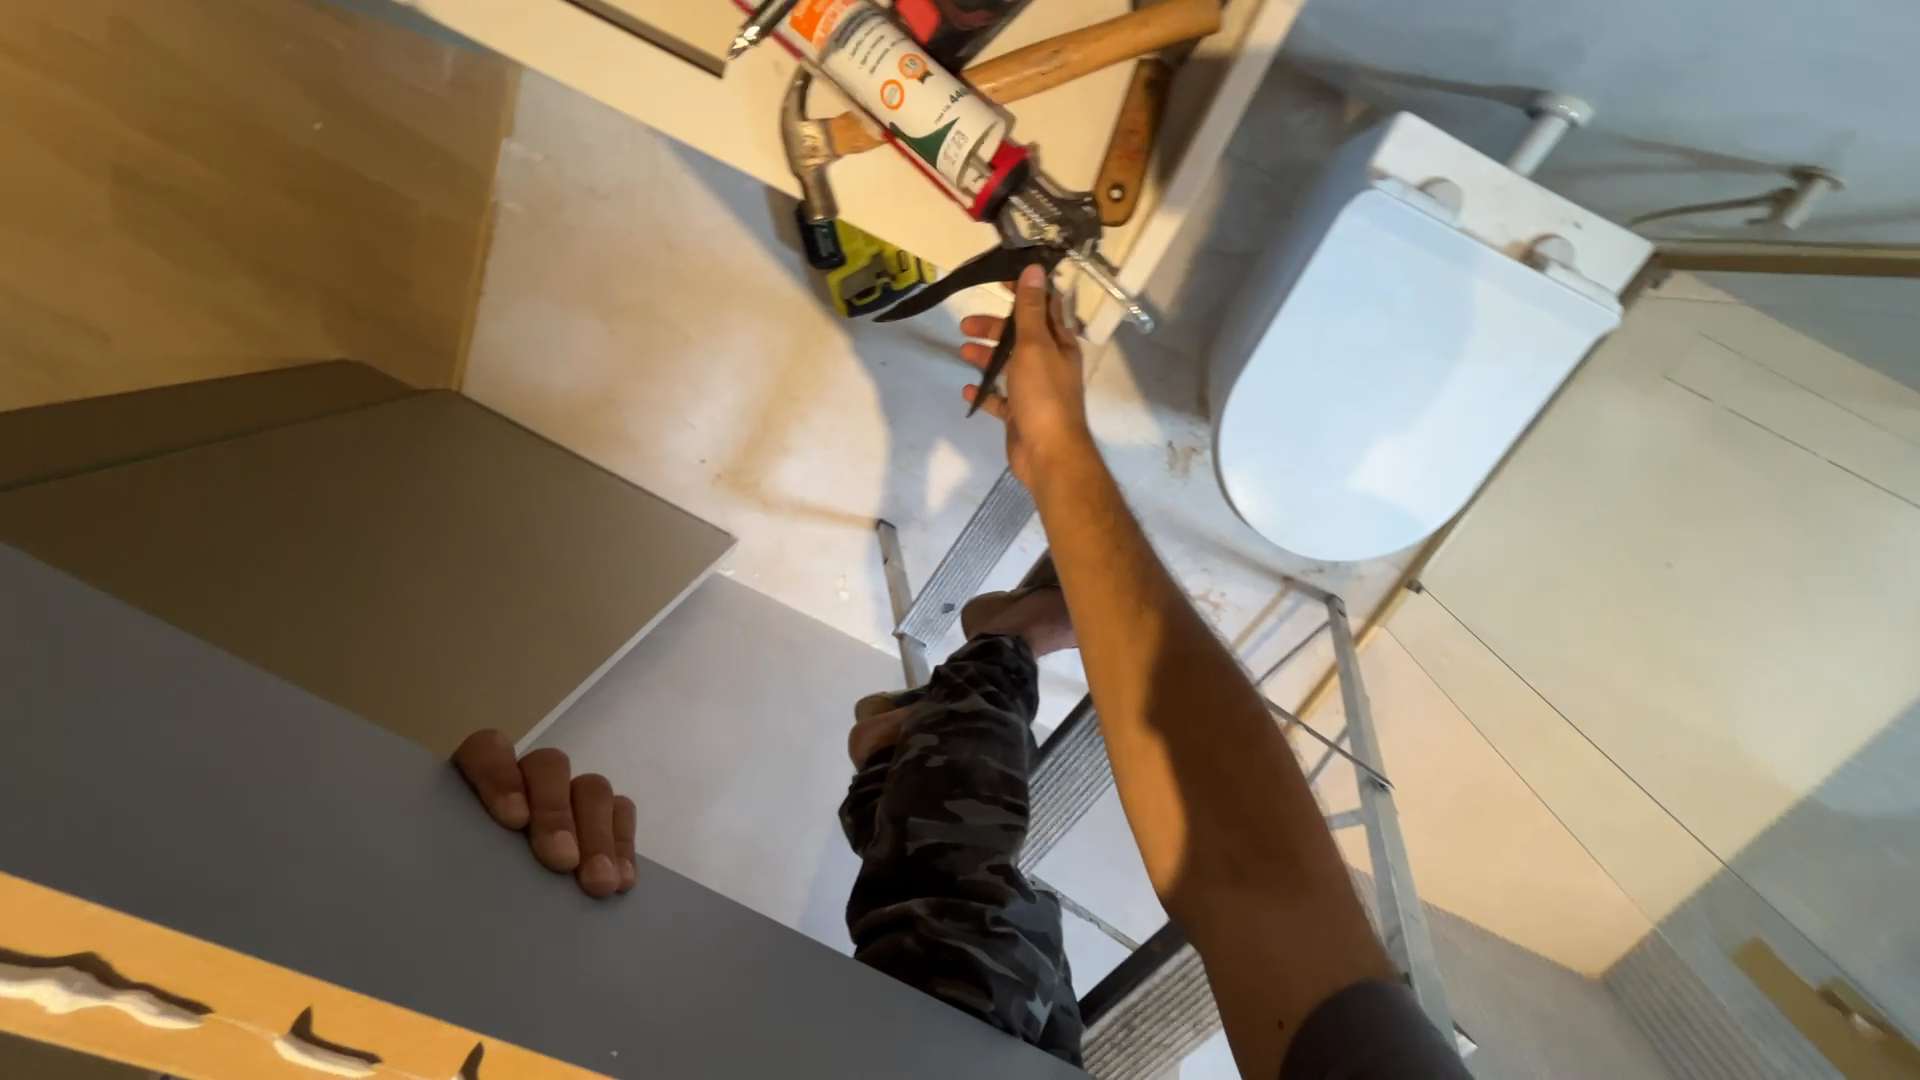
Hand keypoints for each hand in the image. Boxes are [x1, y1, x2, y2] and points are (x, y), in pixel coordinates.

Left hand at [452, 730, 636, 898]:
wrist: (482, 932)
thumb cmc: (448, 900)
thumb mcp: (439, 882)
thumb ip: (446, 874)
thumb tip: (434, 905)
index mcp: (471, 785)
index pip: (487, 751)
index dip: (500, 777)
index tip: (512, 821)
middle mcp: (524, 780)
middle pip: (549, 767)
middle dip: (557, 813)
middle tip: (562, 862)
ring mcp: (567, 794)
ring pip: (591, 788)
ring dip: (597, 834)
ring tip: (599, 884)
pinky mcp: (599, 815)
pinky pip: (621, 811)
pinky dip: (622, 845)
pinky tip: (622, 881)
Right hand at [959, 264, 1094, 490]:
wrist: (1048, 453)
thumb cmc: (1043, 395)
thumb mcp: (1035, 345)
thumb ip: (1030, 310)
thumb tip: (1035, 269)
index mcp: (1059, 344)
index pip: (1043, 307)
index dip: (1023, 291)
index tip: (997, 279)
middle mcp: (1050, 364)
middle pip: (1019, 337)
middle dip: (994, 328)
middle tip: (965, 325)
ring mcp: (1034, 391)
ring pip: (1008, 366)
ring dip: (986, 357)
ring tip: (962, 352)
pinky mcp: (1019, 415)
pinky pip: (1000, 399)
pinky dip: (985, 393)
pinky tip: (969, 390)